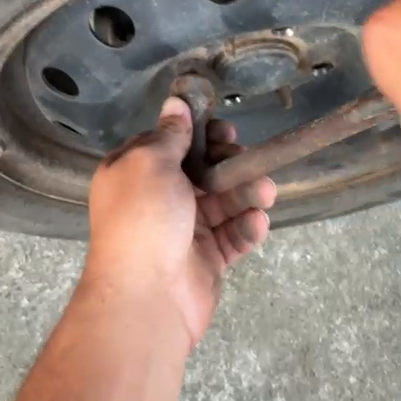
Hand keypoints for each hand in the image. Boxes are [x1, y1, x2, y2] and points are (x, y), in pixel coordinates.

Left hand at [82, 97, 277, 350]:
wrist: (146, 297)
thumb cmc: (144, 218)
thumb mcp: (151, 162)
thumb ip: (171, 134)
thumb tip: (175, 102)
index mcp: (135, 173)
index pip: (169, 143)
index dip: (198, 133)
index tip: (223, 127)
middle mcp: (157, 199)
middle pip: (201, 171)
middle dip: (227, 163)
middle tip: (247, 157)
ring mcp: (183, 231)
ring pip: (222, 203)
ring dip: (245, 193)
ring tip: (266, 190)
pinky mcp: (206, 260)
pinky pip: (231, 237)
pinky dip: (246, 228)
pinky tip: (258, 221)